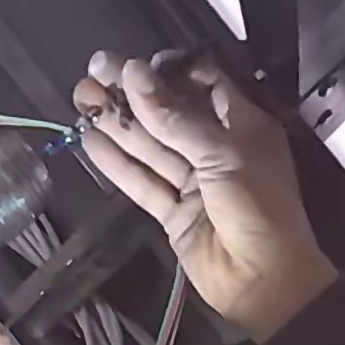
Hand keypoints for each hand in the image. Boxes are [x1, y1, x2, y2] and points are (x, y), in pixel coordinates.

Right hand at [74, 50, 335, 341]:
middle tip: (94, 72)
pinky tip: (93, 143)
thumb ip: (176, 119)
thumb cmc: (259, 210)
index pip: (203, 84)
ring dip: (117, 125)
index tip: (136, 63)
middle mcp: (216, 149)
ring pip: (151, 148)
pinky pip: (143, 183)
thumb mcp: (223, 154)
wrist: (262, 281)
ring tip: (82, 101)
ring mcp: (193, 183)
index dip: (169, 71)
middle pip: (169, 114)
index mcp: (242, 125)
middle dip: (132, 95)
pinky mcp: (174, 213)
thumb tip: (135, 77)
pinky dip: (118, 165)